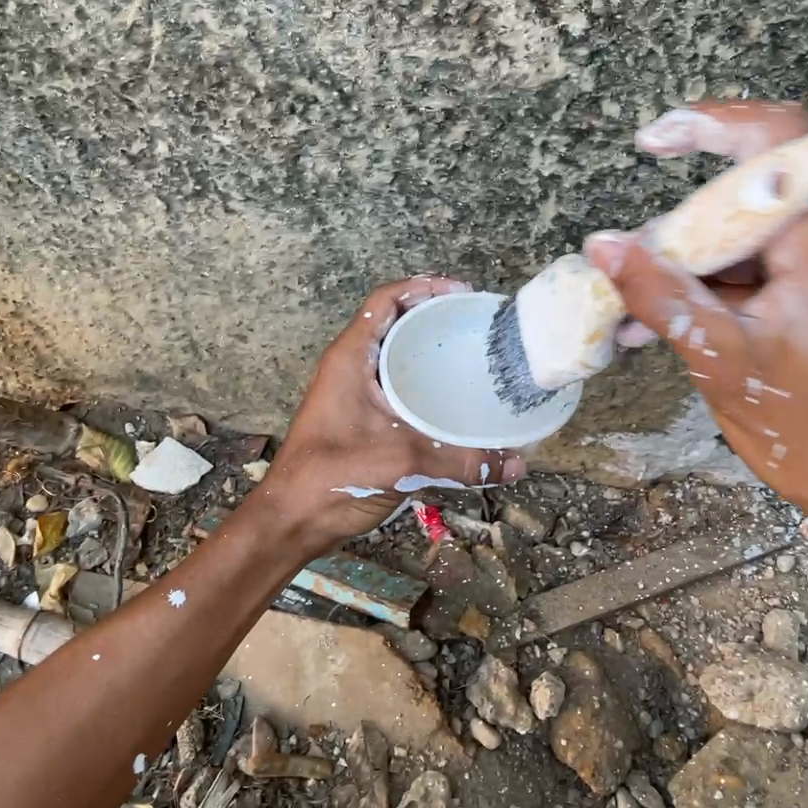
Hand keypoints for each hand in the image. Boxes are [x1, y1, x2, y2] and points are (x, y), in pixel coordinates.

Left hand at [260, 276, 525, 550]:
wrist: (291, 521)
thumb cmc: (334, 478)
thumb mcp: (403, 462)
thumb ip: (462, 462)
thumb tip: (516, 465)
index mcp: (350, 358)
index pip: (386, 299)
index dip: (424, 286)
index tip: (463, 293)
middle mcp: (349, 368)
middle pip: (393, 322)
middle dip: (432, 316)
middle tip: (475, 323)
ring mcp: (352, 394)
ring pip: (393, 356)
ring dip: (426, 350)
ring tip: (469, 355)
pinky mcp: (358, 419)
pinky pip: (394, 387)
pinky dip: (421, 383)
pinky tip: (450, 400)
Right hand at [583, 102, 807, 542]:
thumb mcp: (722, 361)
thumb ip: (660, 293)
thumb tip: (601, 244)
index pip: (776, 136)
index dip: (708, 123)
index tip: (649, 145)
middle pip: (754, 196)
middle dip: (684, 232)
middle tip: (630, 276)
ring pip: (763, 236)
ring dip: (701, 269)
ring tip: (642, 320)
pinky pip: (782, 267)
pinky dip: (733, 288)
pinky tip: (685, 327)